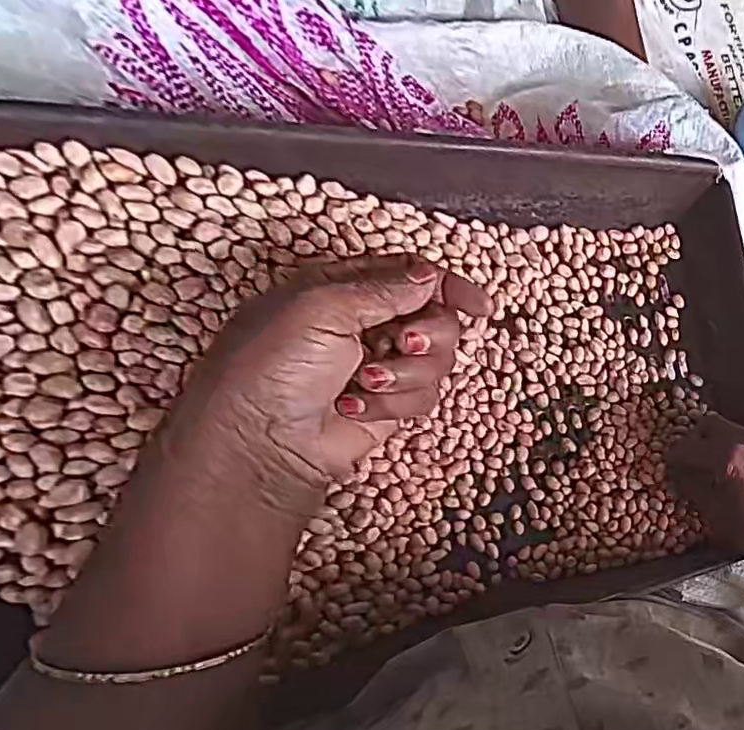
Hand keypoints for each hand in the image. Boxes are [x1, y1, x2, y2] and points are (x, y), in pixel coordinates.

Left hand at [162, 255, 491, 509]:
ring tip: (368, 383)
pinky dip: (396, 403)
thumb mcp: (321, 307)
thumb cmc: (272, 367)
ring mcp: (383, 366)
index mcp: (344, 289)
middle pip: (437, 320)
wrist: (263, 439)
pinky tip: (356, 406)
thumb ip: (383, 288)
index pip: (412, 276)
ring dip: (407, 374)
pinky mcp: (392, 404)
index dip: (449, 287)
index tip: (479, 306)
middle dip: (430, 335)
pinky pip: (426, 397)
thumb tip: (431, 276)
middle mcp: (368, 325)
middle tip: (407, 344)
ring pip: (437, 363)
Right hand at [668, 414, 743, 581]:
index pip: (690, 446)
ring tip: (709, 465)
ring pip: (732, 429)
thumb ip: (694, 487)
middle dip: (695, 439)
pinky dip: (735, 448)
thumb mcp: (715, 513)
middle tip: (688, 457)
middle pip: (711, 425)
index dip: (675, 455)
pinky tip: (731, 470)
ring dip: (716, 441)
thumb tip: (682, 475)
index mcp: (729, 457)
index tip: (670, 462)